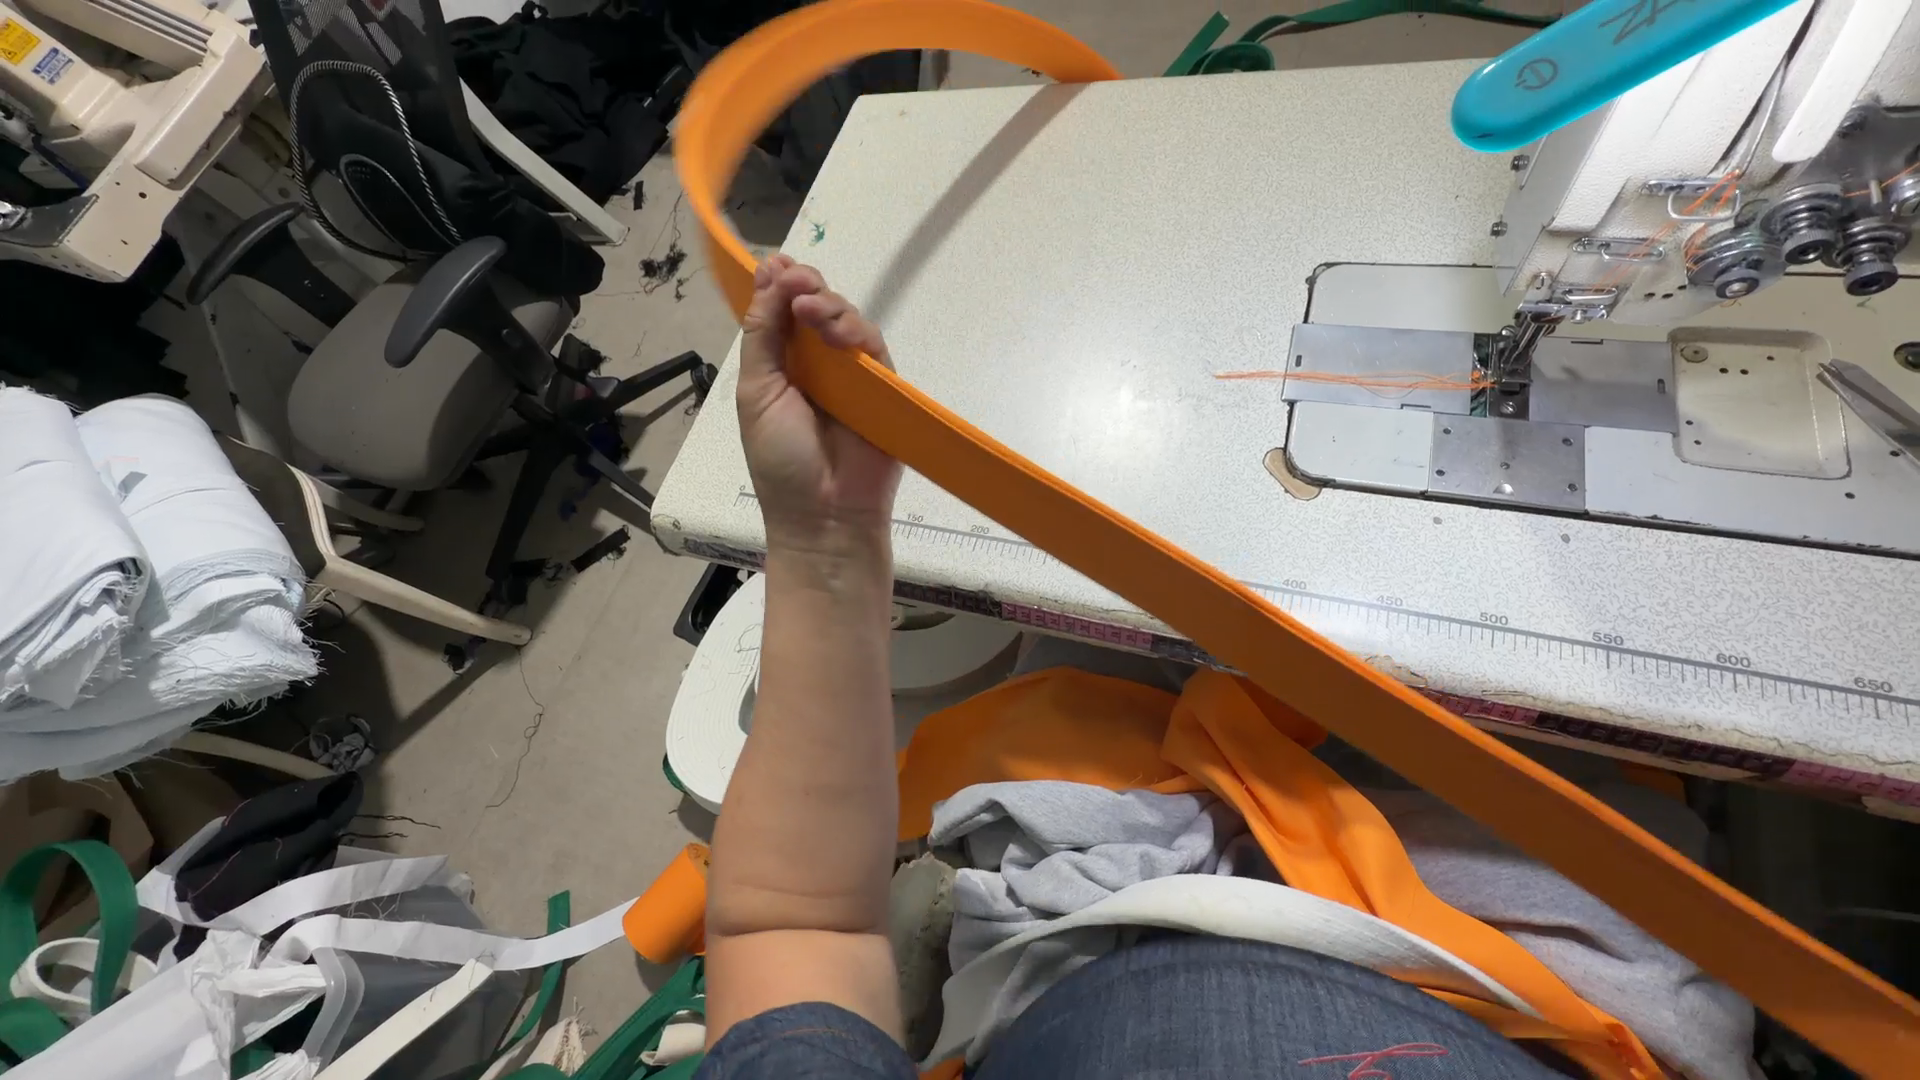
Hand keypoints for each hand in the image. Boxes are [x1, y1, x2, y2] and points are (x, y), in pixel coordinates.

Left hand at [738, 256, 901, 554]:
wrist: (824, 514)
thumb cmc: (781, 460)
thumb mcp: (756, 392)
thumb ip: (763, 336)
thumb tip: (769, 276)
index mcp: (782, 367)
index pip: (782, 314)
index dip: (778, 286)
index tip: (775, 265)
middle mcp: (817, 366)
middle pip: (816, 309)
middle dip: (804, 287)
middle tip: (794, 279)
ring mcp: (852, 376)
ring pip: (846, 322)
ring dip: (827, 305)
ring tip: (809, 307)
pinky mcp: (884, 387)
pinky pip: (873, 348)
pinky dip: (854, 330)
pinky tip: (831, 326)